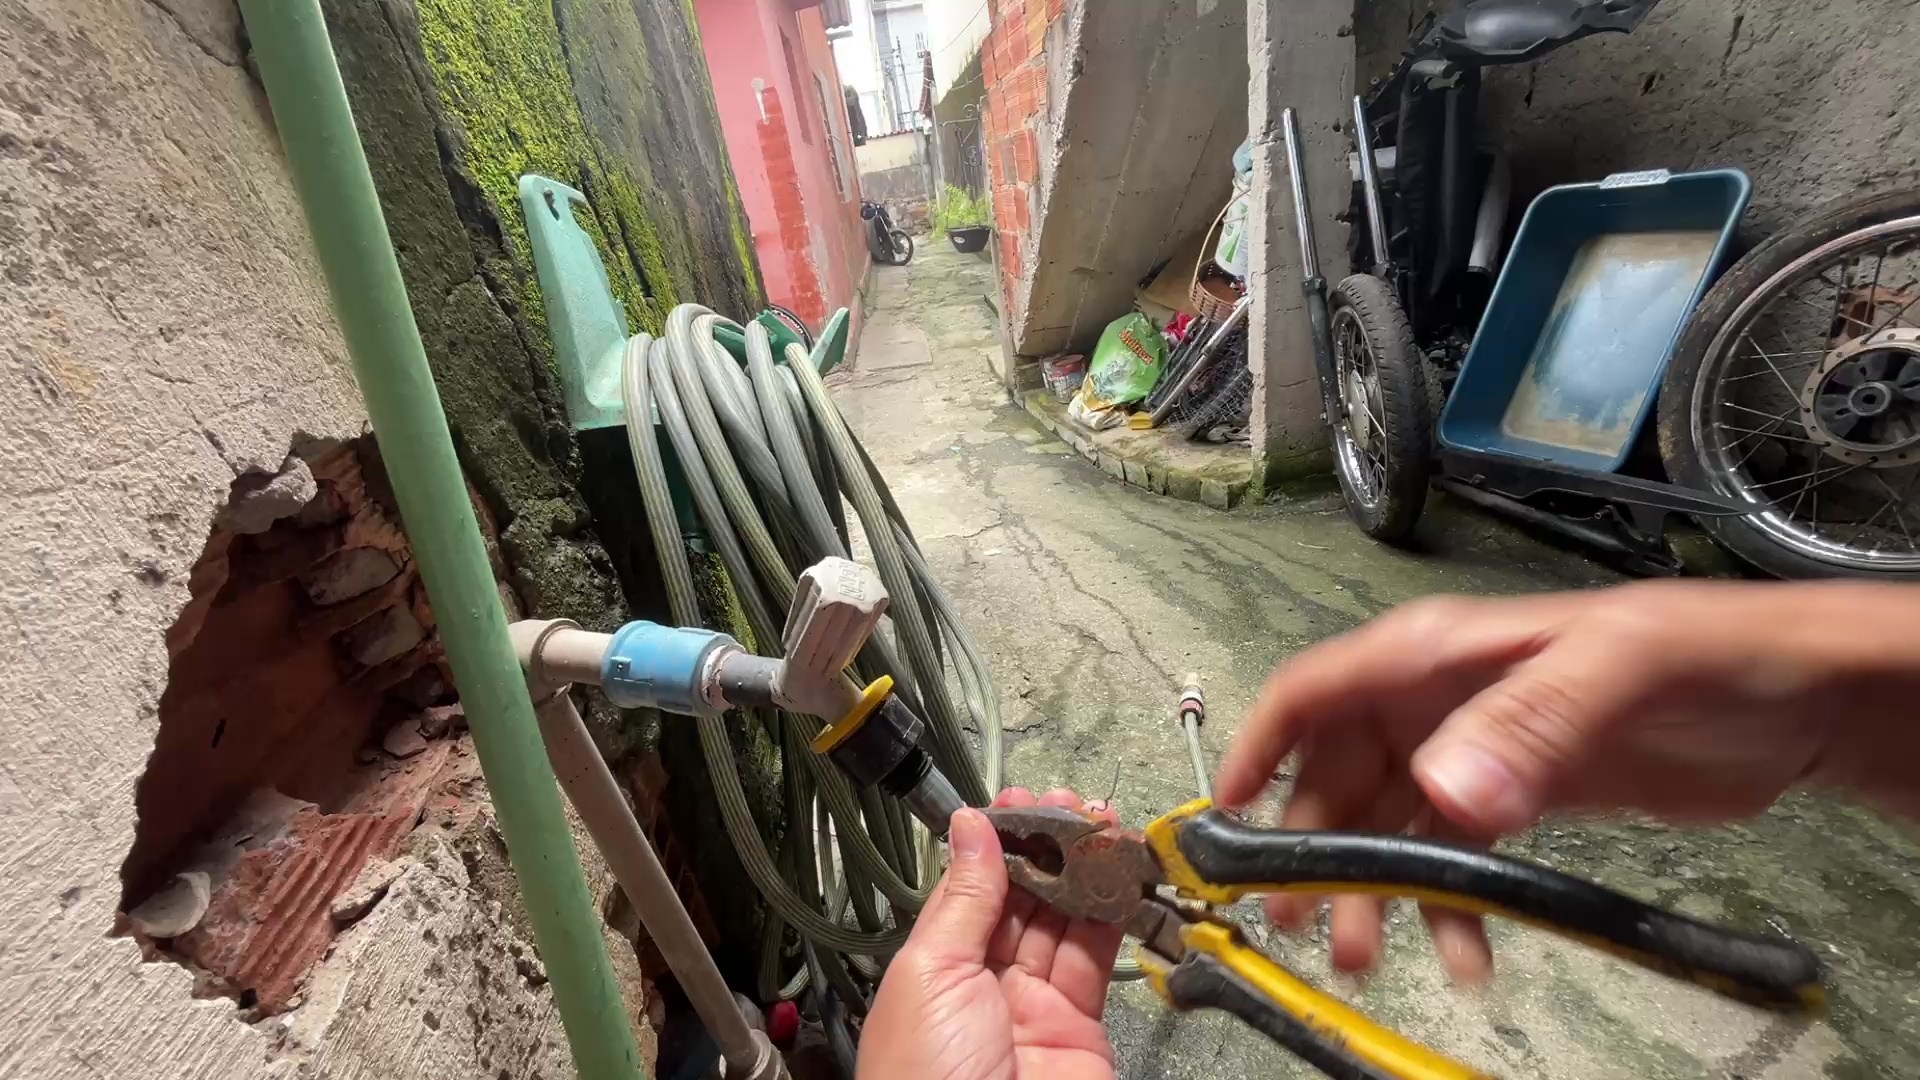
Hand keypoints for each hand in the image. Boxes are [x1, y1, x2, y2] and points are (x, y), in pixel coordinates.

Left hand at [858, 789, 1124, 1079]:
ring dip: (1081, 870)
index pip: (972, 885)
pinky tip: (1117, 874)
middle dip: (1045, 846)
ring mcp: (1033, 1001)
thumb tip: (968, 823)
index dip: (997, 839)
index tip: (1021, 801)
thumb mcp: (933, 975)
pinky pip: (1094, 956)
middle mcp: (983, 978)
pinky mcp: (1081, 1025)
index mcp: (936, 964)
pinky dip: (1110, 912)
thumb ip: (962, 899)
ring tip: (1099, 824)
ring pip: (1061, 919)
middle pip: (1020, 895)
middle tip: (1069, 804)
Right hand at [1214, 580, 1919, 982]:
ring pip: (1382, 823)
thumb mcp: (1615, 668)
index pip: (1309, 692)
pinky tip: (1464, 953)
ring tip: (1366, 957)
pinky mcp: (1499, 793)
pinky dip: (1443, 904)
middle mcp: (1420, 703)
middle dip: (1316, 847)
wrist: (1800, 698)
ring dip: (1370, 888)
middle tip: (1302, 922)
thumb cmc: (1695, 657)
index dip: (1257, 745)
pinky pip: (1444, 852)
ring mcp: (1456, 749)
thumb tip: (1444, 796)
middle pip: (1335, 775)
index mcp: (1421, 657)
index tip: (1227, 809)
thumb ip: (1525, 725)